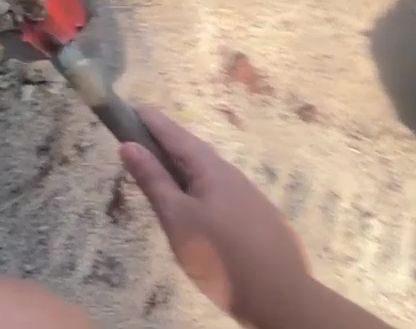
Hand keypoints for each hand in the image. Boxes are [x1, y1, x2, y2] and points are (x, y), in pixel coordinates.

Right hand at [120, 108, 311, 325]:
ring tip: (161, 177)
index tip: (126, 108)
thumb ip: (152, 179)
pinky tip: (196, 209)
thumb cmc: (222, 257)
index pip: (173, 133)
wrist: (288, 306)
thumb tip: (128, 144)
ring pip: (208, 174)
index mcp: (211, 169)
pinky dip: (200, 189)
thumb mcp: (176, 218)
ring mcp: (251, 199)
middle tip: (136, 145)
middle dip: (163, 144)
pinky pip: (222, 194)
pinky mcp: (261, 222)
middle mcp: (233, 176)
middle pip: (191, 150)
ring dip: (181, 168)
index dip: (148, 120)